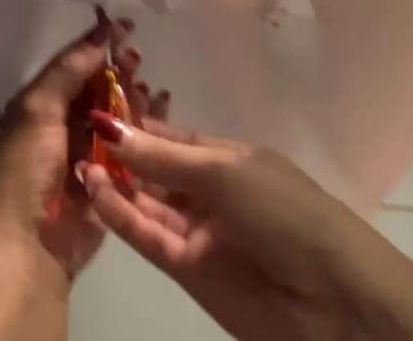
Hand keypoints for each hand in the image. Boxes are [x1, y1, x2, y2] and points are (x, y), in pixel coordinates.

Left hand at [0, 11, 157, 277]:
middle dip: (118, 71)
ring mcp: (88, 152)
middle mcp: (62, 123)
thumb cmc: (26, 167)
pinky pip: (132, 148)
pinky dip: (147, 130)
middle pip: (97, 89)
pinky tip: (163, 113)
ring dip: (134, 98)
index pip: (71, 65)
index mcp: (39, 103)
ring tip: (153, 86)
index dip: (95, 45)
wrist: (28, 242)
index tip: (124, 25)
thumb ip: (67, 71)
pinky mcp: (111, 180)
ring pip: (117, 116)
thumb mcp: (37, 109)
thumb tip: (96, 34)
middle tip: (139, 58)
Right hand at [80, 123, 412, 340]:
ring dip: (111, 179)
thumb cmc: (290, 217)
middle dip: (117, 148)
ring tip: (72, 155)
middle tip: (70, 128)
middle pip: (153, 166)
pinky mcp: (186, 269)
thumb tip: (107, 125)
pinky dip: (116, 212)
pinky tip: (89, 187)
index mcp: (230, 159)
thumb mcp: (225, 173)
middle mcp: (211, 191)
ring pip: (144, 198)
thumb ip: (161, 156)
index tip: (91, 104)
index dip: (134, 122)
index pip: (171, 135)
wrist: (342, 307)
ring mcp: (198, 230)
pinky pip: (144, 234)